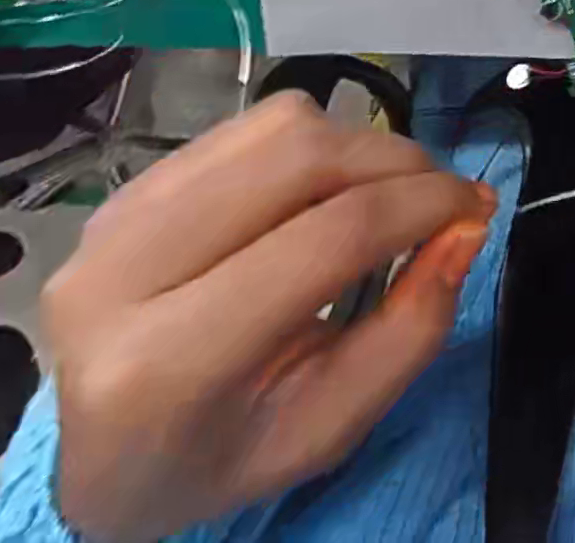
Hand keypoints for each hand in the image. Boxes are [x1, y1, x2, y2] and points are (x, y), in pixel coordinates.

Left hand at [42, 91, 495, 542]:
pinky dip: (320, 137)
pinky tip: (326, 184)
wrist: (98, 447)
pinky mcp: (137, 179)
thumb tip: (466, 226)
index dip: (424, 204)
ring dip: (363, 144)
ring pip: (283, 126)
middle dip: (401, 162)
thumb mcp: (330, 424)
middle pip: (306, 158)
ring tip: (387, 190)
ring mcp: (124, 208)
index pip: (331, 237)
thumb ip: (412, 329)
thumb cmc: (222, 452)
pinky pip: (255, 123)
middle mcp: (129, 265)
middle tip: (443, 193)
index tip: (477, 205)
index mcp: (169, 361)